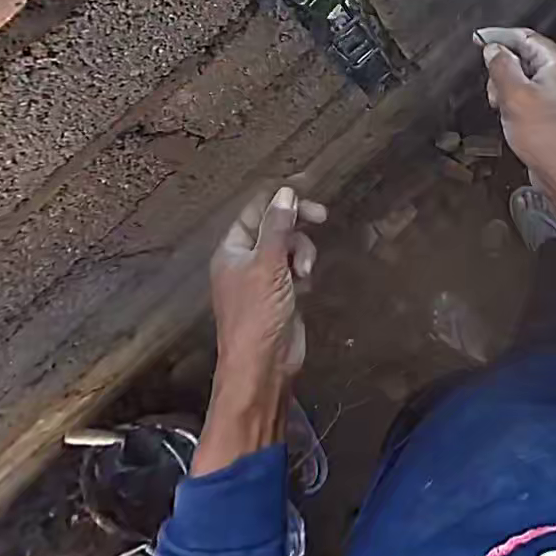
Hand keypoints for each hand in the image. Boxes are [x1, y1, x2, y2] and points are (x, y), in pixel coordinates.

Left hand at [194, 185, 326, 474]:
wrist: (263, 367)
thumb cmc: (258, 314)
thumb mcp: (268, 264)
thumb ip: (278, 227)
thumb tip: (286, 193)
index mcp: (232, 249)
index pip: (256, 210)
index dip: (280, 197)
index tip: (309, 188)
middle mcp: (246, 259)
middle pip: (275, 225)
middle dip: (297, 223)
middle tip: (322, 216)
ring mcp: (264, 277)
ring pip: (289, 246)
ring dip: (302, 252)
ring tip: (304, 274)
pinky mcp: (281, 293)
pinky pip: (295, 267)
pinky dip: (303, 270)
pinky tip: (306, 285)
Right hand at [477, 27, 555, 233]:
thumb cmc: (545, 137)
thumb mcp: (514, 97)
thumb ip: (501, 67)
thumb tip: (493, 49)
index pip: (525, 37)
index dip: (498, 37)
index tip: (476, 39)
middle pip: (527, 56)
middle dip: (503, 70)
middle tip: (493, 93)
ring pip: (529, 77)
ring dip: (509, 88)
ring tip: (502, 109)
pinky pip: (536, 94)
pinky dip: (520, 100)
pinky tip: (512, 117)